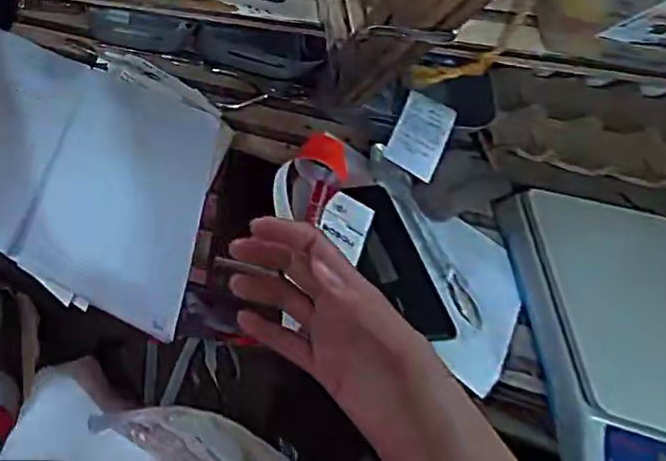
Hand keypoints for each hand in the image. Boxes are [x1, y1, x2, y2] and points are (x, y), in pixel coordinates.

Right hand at [229, 218, 451, 454]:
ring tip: (235, 281)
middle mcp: (339, 309)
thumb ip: (352, 299)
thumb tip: (318, 264)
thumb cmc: (421, 387)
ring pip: (287, 301)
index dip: (284, 232)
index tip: (257, 226)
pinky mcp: (325, 368)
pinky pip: (287, 341)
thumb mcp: (390, 334)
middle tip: (238, 248)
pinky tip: (247, 320)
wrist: (430, 440)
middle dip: (265, 253)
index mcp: (354, 293)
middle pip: (295, 267)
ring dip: (260, 287)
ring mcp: (331, 337)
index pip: (314, 247)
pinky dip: (265, 329)